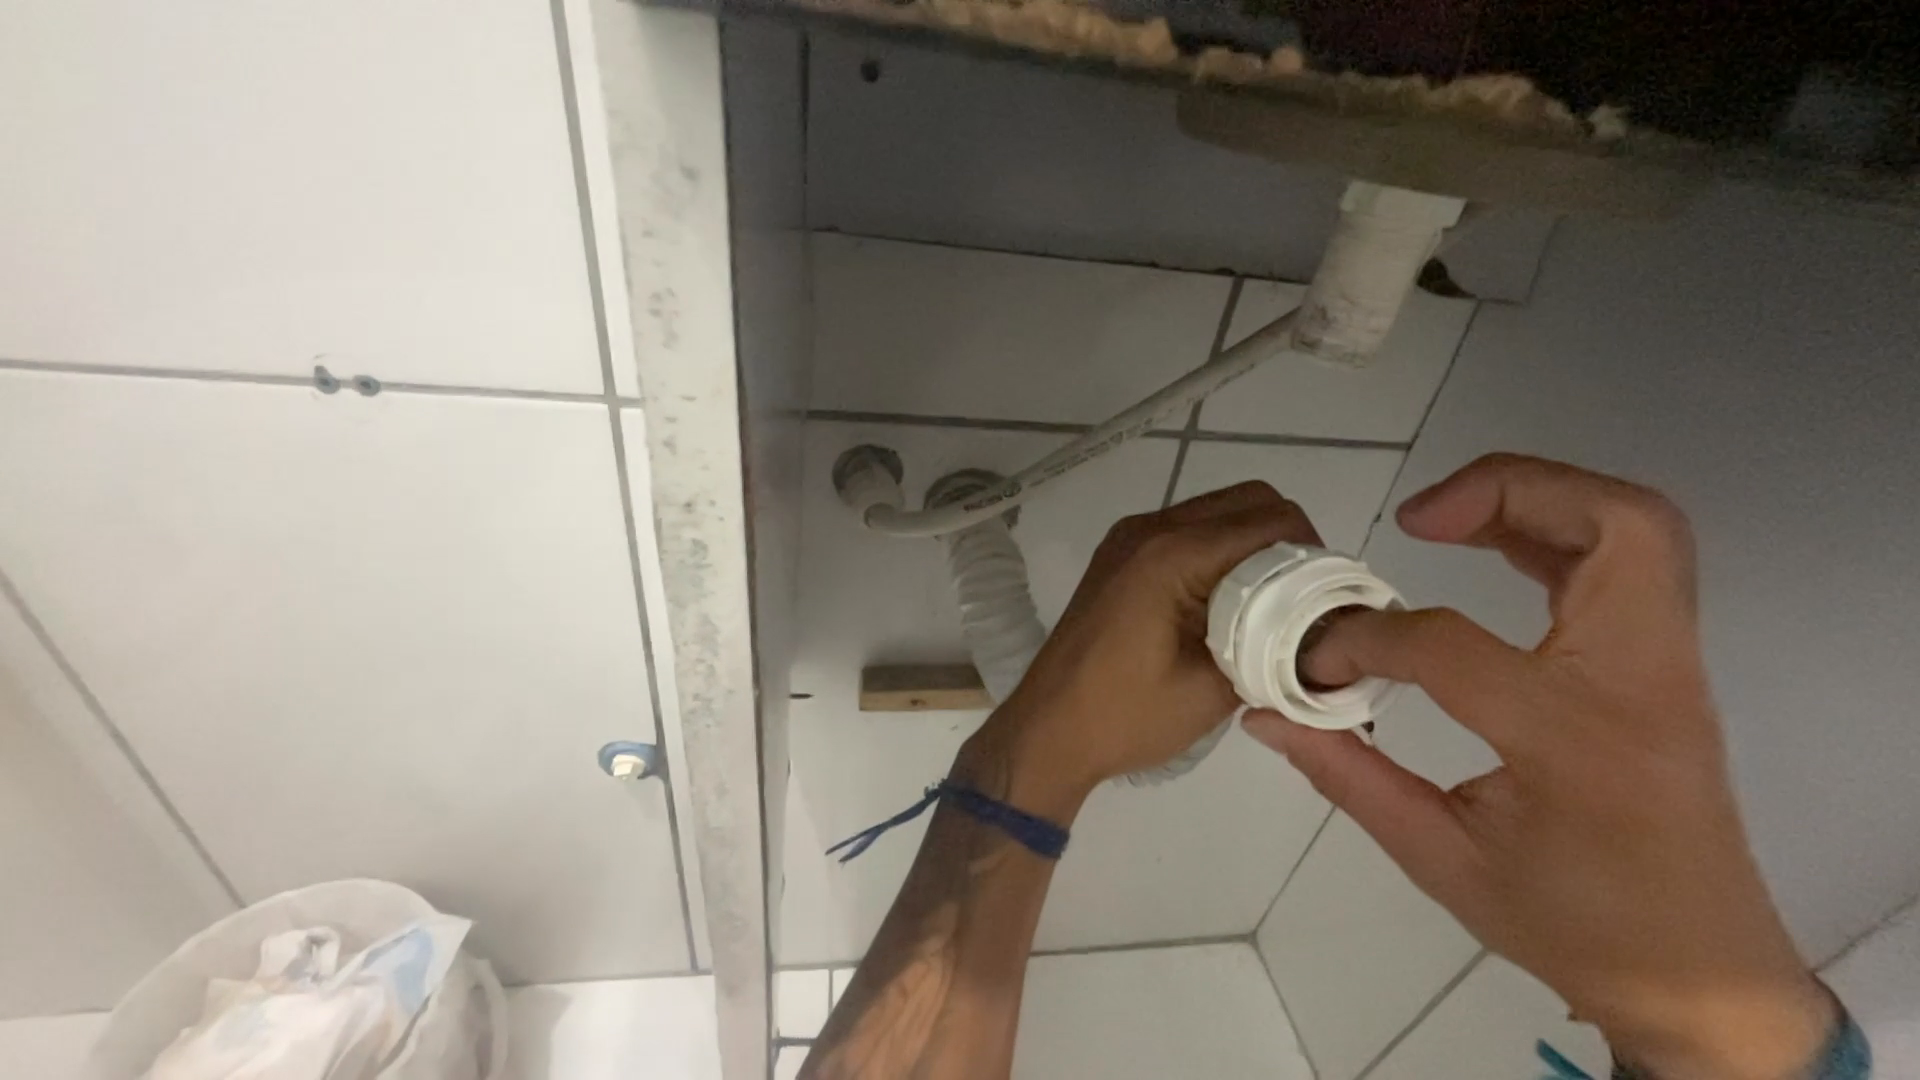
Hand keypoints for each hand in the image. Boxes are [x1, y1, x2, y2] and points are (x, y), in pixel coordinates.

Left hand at [971, 482, 1320, 819]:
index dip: (1314, 553)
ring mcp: (1127, 538)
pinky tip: (1226, 603)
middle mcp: (1149, 530)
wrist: (1047, 730)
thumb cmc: (1125, 716)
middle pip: (1246, 500)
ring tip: (1268, 605)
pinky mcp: (1118, 556)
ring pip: (1215, 512)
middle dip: (1288, 542)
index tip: (1328, 598)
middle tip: (1303, 600)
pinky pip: (1185, 532)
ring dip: (1251, 545)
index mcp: (1172, 554)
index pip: (1271, 520)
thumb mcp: (1212, 690)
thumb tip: (1322, 636)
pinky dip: (1218, 552)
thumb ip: (1273, 651)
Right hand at [1243, 454, 1833, 1079]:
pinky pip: (1630, 560)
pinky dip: (1557, 529)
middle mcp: (1640, 684)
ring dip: (1536, 498)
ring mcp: (1668, 667)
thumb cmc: (1568, 924)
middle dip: (1505, 492)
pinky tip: (1491, 547)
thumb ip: (1346, 774)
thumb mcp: (1439, 860)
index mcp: (1572, 741)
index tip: (1318, 661)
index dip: (1363, 639)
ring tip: (1443, 521)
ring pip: (1636, 527)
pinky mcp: (1665, 664)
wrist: (1699, 972)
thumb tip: (1265, 715)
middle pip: (1614, 529)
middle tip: (1415, 519)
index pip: (1450, 646)